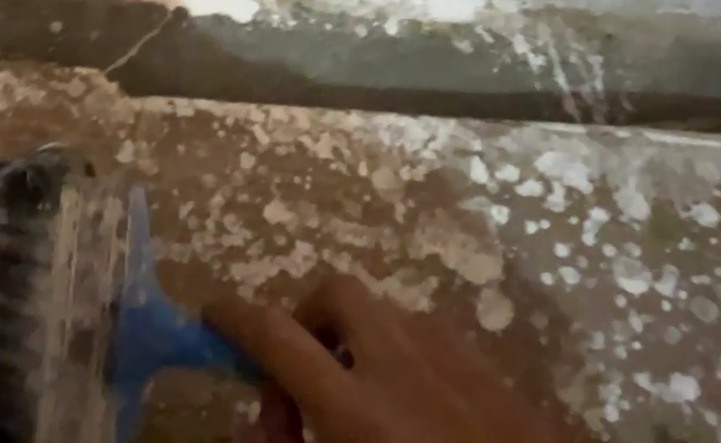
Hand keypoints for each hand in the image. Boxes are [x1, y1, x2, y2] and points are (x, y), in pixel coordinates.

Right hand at [206, 276, 562, 442]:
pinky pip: (444, 340)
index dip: (232, 316)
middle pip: (336, 292)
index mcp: (359, 410)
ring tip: (367, 391)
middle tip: (306, 368)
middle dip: (308, 316)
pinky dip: (414, 356)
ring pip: (394, 312)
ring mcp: (464, 370)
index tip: (211, 314)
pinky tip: (428, 407)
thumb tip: (257, 430)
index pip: (274, 334)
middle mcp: (406, 370)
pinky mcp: (509, 385)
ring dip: (364, 336)